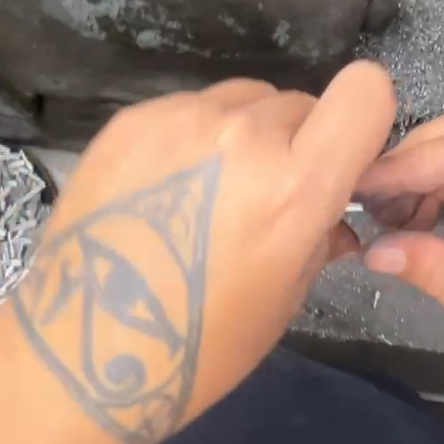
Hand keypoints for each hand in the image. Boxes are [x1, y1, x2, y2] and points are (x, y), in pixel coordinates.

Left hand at [1, 62, 395, 443]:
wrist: (79, 353)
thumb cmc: (199, 344)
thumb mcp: (285, 295)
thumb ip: (322, 232)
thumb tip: (337, 212)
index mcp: (293, 185)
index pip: (364, 91)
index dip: (364, 114)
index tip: (343, 151)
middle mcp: (241, 135)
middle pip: (299, 102)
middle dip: (295, 142)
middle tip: (264, 194)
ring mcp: (181, 119)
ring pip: (244, 99)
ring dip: (244, 134)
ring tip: (208, 191)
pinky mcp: (133, 118)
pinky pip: (190, 108)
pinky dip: (194, 137)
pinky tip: (164, 189)